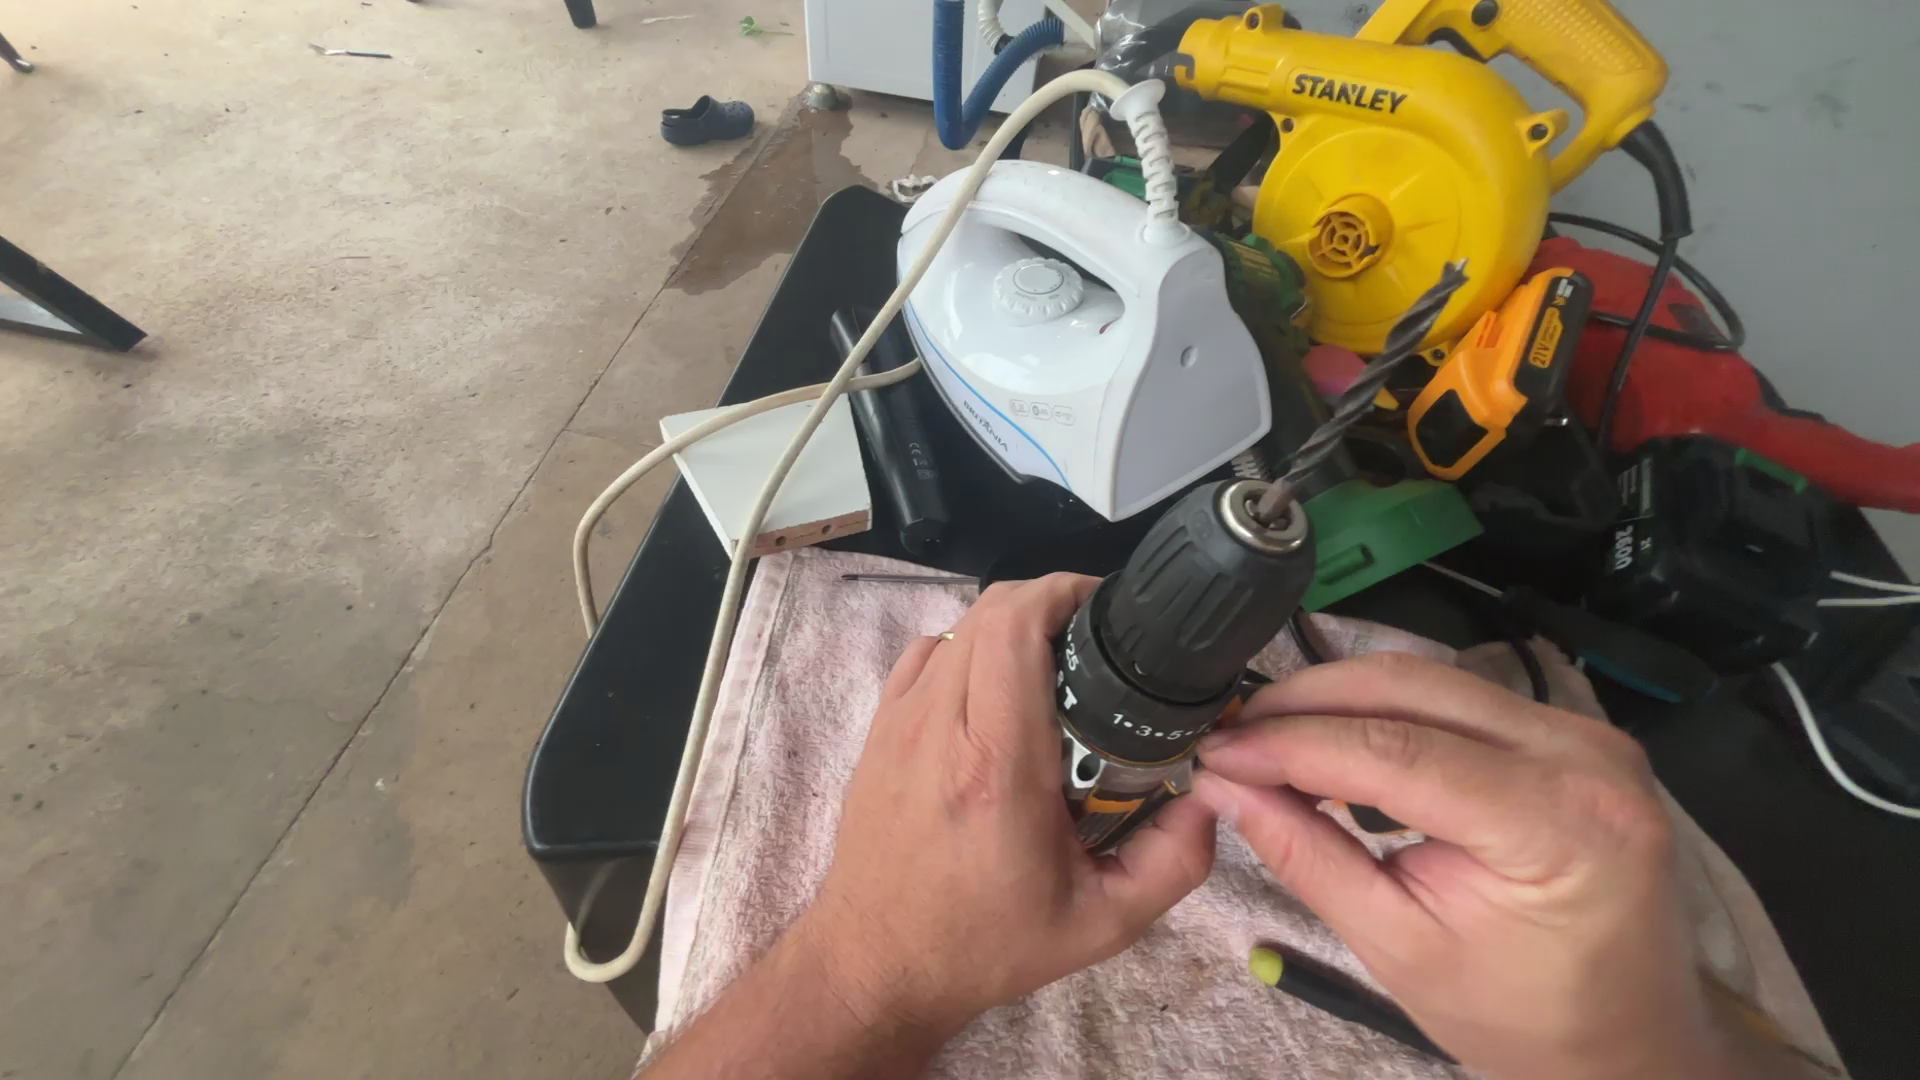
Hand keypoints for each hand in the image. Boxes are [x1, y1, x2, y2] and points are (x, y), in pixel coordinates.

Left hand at [793, 573, 1216, 1041]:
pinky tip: (993, 684)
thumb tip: (1209, 792)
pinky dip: (968, 646)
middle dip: (1045, 599)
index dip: (1060, 593)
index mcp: (996, 765)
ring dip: (1009, 623)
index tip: (1101, 604)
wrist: (878, 959)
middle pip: (989, 612)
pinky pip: (928, 653)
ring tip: (1050, 658)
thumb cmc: (987, 941)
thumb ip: (1172, 862)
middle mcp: (939, 726)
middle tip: (1091, 631)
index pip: (1014, 629)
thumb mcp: (1100, 923)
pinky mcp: (879, 725)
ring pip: (959, 626)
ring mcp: (899, 719)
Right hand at [1193, 652, 1734, 1079]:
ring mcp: (1575, 730)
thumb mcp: (1396, 947)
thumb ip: (1303, 854)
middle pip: (1402, 686)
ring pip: (1414, 675)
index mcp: (1559, 824)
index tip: (1214, 751)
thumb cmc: (1519, 1015)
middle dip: (1299, 702)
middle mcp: (1581, 753)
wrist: (1631, 1038)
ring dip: (1326, 697)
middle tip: (1232, 736)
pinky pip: (1437, 691)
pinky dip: (1364, 706)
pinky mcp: (1554, 726)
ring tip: (1265, 735)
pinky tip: (1323, 735)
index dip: (1288, 744)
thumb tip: (1219, 784)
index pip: (1392, 751)